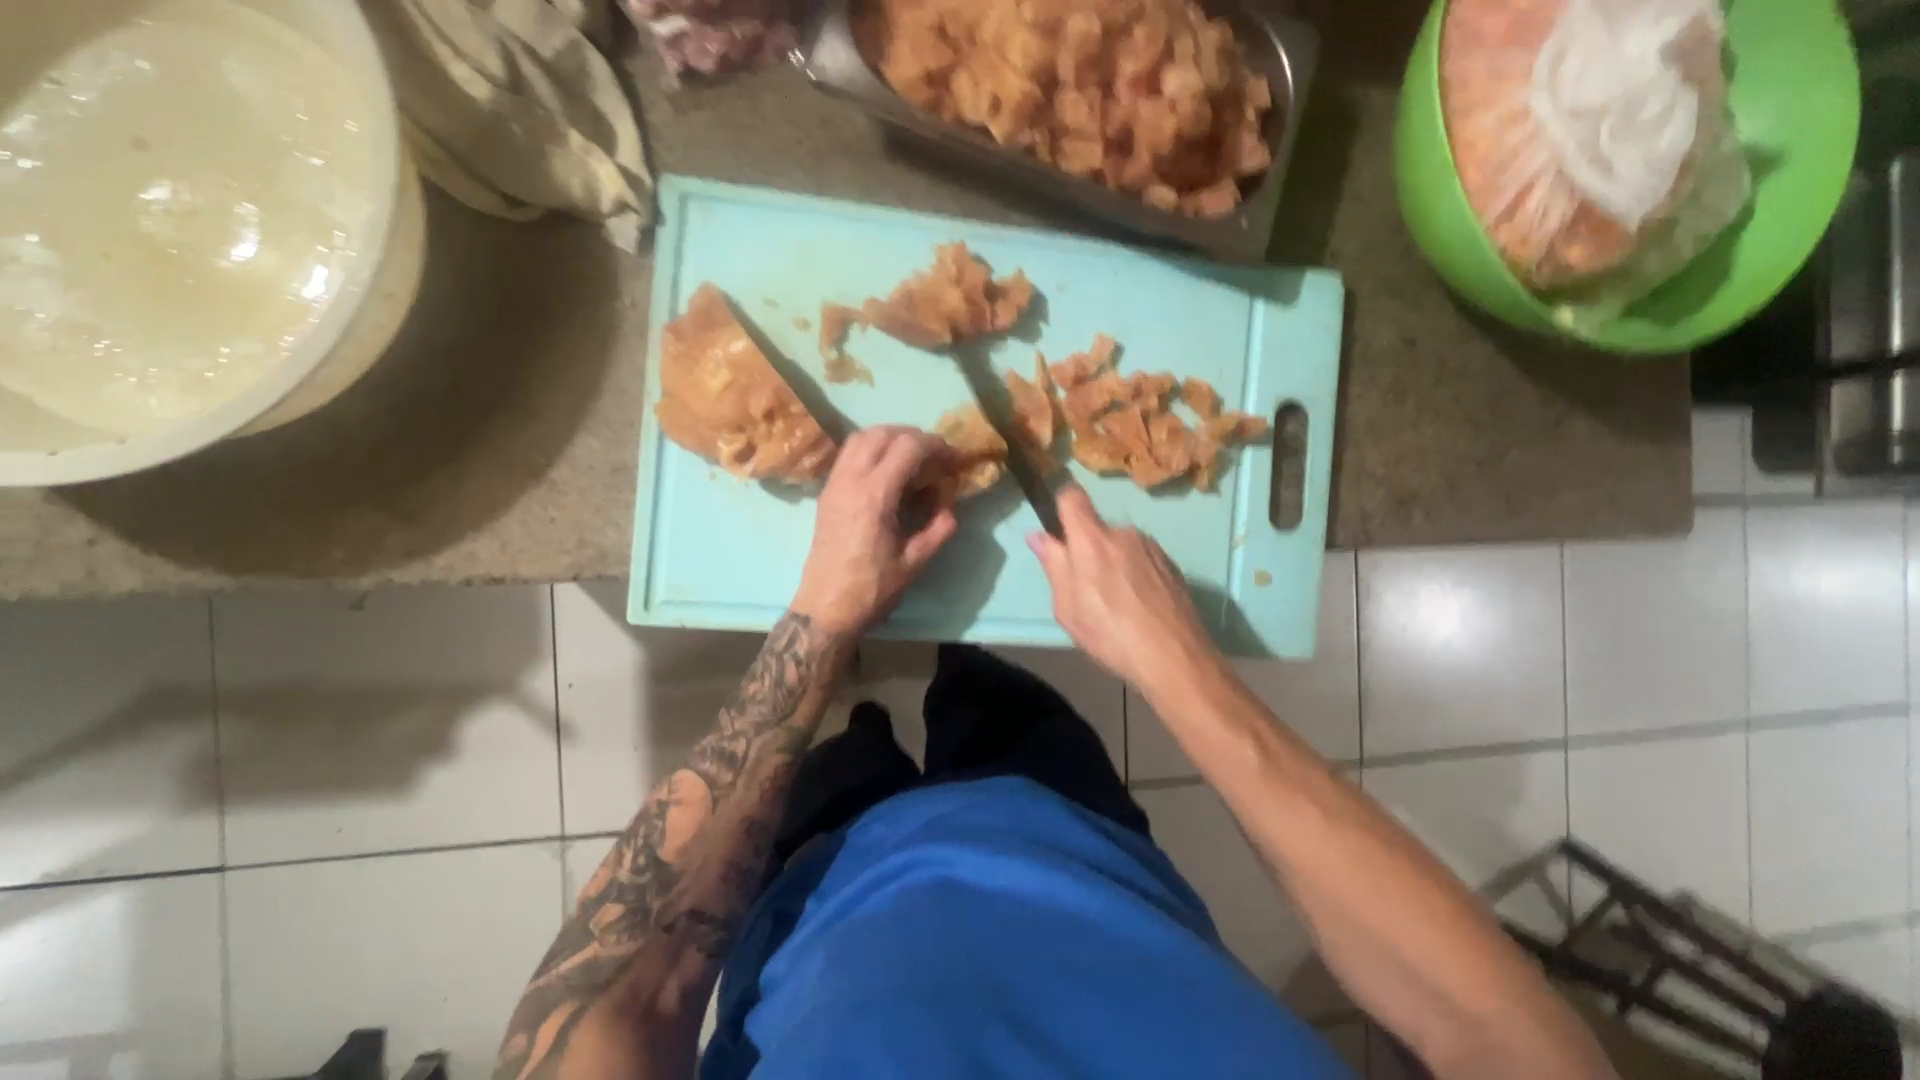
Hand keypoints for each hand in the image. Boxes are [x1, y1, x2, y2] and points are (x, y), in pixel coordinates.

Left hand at [792, 426, 958, 635]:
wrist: (826, 608)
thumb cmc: (872, 589)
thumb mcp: (916, 562)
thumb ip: (939, 528)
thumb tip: (951, 505)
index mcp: (874, 496)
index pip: (908, 447)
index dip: (935, 445)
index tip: (954, 457)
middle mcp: (850, 480)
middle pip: (881, 433)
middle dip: (913, 436)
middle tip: (934, 455)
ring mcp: (834, 484)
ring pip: (860, 438)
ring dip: (889, 438)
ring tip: (911, 458)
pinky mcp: (826, 493)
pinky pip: (848, 455)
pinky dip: (871, 450)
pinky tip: (887, 473)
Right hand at [1027, 486, 1219, 690]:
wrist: (1174, 657)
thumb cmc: (1110, 635)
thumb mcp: (1068, 608)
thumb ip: (1054, 566)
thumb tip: (1038, 536)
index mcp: (1091, 541)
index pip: (1071, 497)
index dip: (1062, 507)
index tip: (1061, 533)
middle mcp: (1123, 533)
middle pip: (1097, 529)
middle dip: (1088, 550)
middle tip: (1088, 590)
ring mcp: (1151, 547)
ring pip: (1121, 546)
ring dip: (1115, 564)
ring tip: (1118, 604)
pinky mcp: (1171, 564)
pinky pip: (1142, 560)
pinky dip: (1136, 575)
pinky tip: (1140, 606)